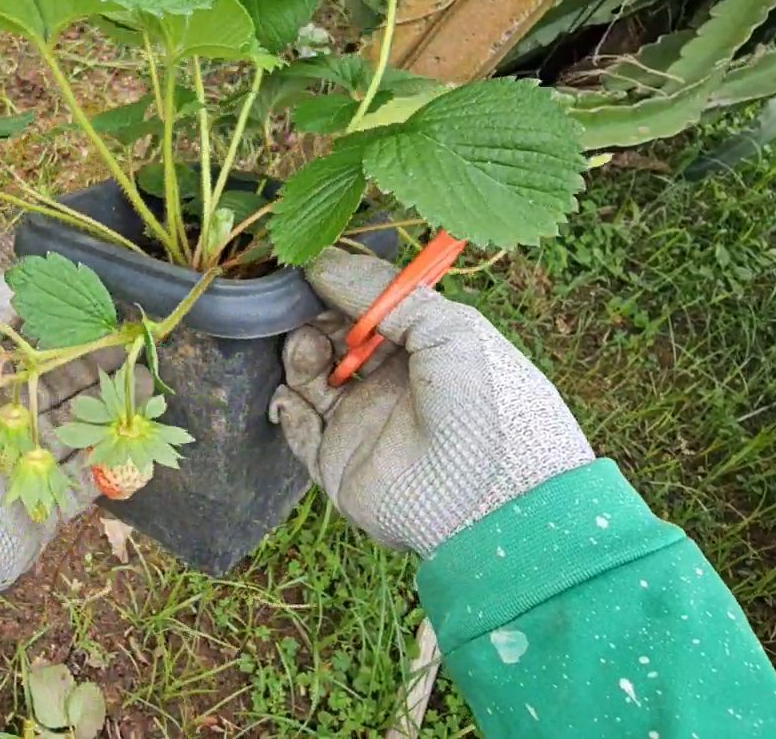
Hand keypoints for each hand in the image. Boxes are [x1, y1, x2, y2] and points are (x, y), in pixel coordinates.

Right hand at [268, 249, 593, 557]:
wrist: (488, 510)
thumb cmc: (482, 410)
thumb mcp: (447, 330)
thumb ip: (386, 293)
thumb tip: (323, 263)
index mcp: (420, 347)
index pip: (367, 304)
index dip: (337, 287)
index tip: (312, 273)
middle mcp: (388, 381)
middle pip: (330, 334)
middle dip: (313, 319)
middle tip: (310, 318)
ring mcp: (360, 420)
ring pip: (308, 374)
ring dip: (298, 355)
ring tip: (310, 357)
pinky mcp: (335, 461)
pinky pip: (296, 426)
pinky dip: (287, 408)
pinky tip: (298, 402)